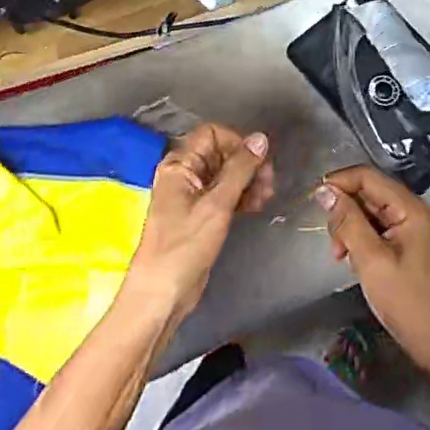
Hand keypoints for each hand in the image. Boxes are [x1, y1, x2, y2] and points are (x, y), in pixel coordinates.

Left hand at [125, 124, 274, 324]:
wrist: (162, 295)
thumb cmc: (184, 246)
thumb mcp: (217, 204)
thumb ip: (240, 168)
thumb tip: (261, 138)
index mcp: (179, 166)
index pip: (213, 134)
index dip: (238, 143)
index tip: (258, 162)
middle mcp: (184, 175)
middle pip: (223, 153)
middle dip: (248, 164)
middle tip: (267, 184)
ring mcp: (192, 195)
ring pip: (228, 173)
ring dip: (250, 181)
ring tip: (264, 199)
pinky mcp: (201, 214)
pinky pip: (226, 192)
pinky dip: (243, 195)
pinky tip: (255, 206)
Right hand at [315, 166, 429, 379]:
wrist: (429, 335)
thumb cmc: (403, 297)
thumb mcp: (371, 259)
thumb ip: (348, 222)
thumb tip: (326, 191)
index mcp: (408, 206)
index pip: (368, 176)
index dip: (340, 182)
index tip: (314, 201)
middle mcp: (408, 208)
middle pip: (366, 191)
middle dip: (343, 211)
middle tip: (334, 243)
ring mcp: (404, 224)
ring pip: (365, 210)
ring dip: (347, 228)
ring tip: (341, 256)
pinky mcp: (398, 240)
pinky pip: (370, 227)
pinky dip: (356, 238)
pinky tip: (350, 259)